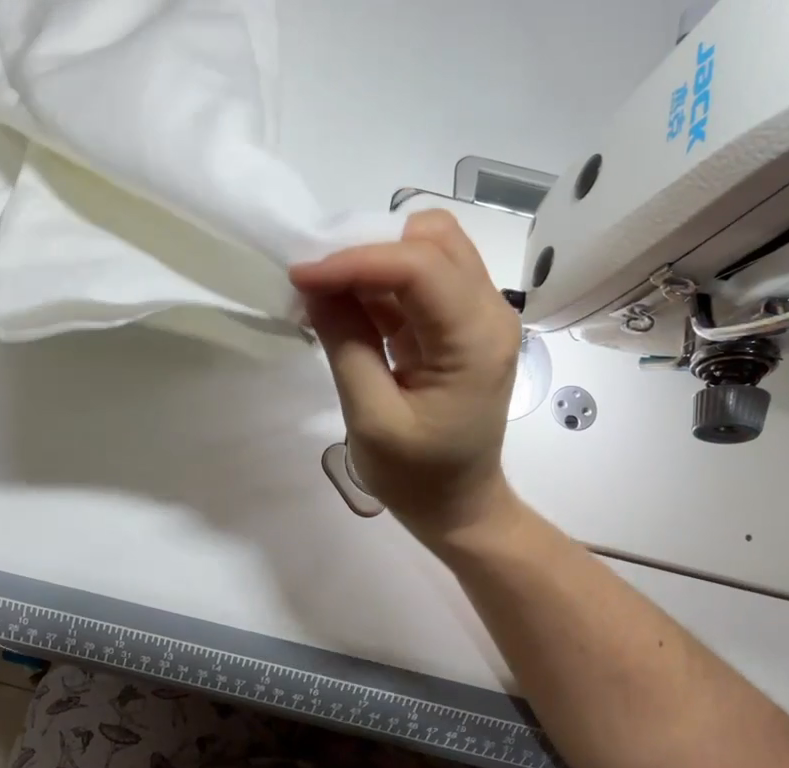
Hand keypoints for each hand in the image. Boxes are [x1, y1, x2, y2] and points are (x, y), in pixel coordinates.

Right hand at [290, 210, 522, 540]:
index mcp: (476, 339)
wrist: (458, 506)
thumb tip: (315, 288)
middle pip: (433, 240)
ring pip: (426, 251)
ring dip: (371, 263)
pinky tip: (341, 308)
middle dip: (367, 249)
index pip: (420, 267)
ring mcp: (477, 315)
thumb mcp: (371, 418)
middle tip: (315, 282)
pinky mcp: (458, 325)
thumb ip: (346, 346)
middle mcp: (489, 312)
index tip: (299, 275)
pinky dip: (377, 284)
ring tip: (323, 295)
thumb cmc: (417, 475)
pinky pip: (419, 281)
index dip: (355, 261)